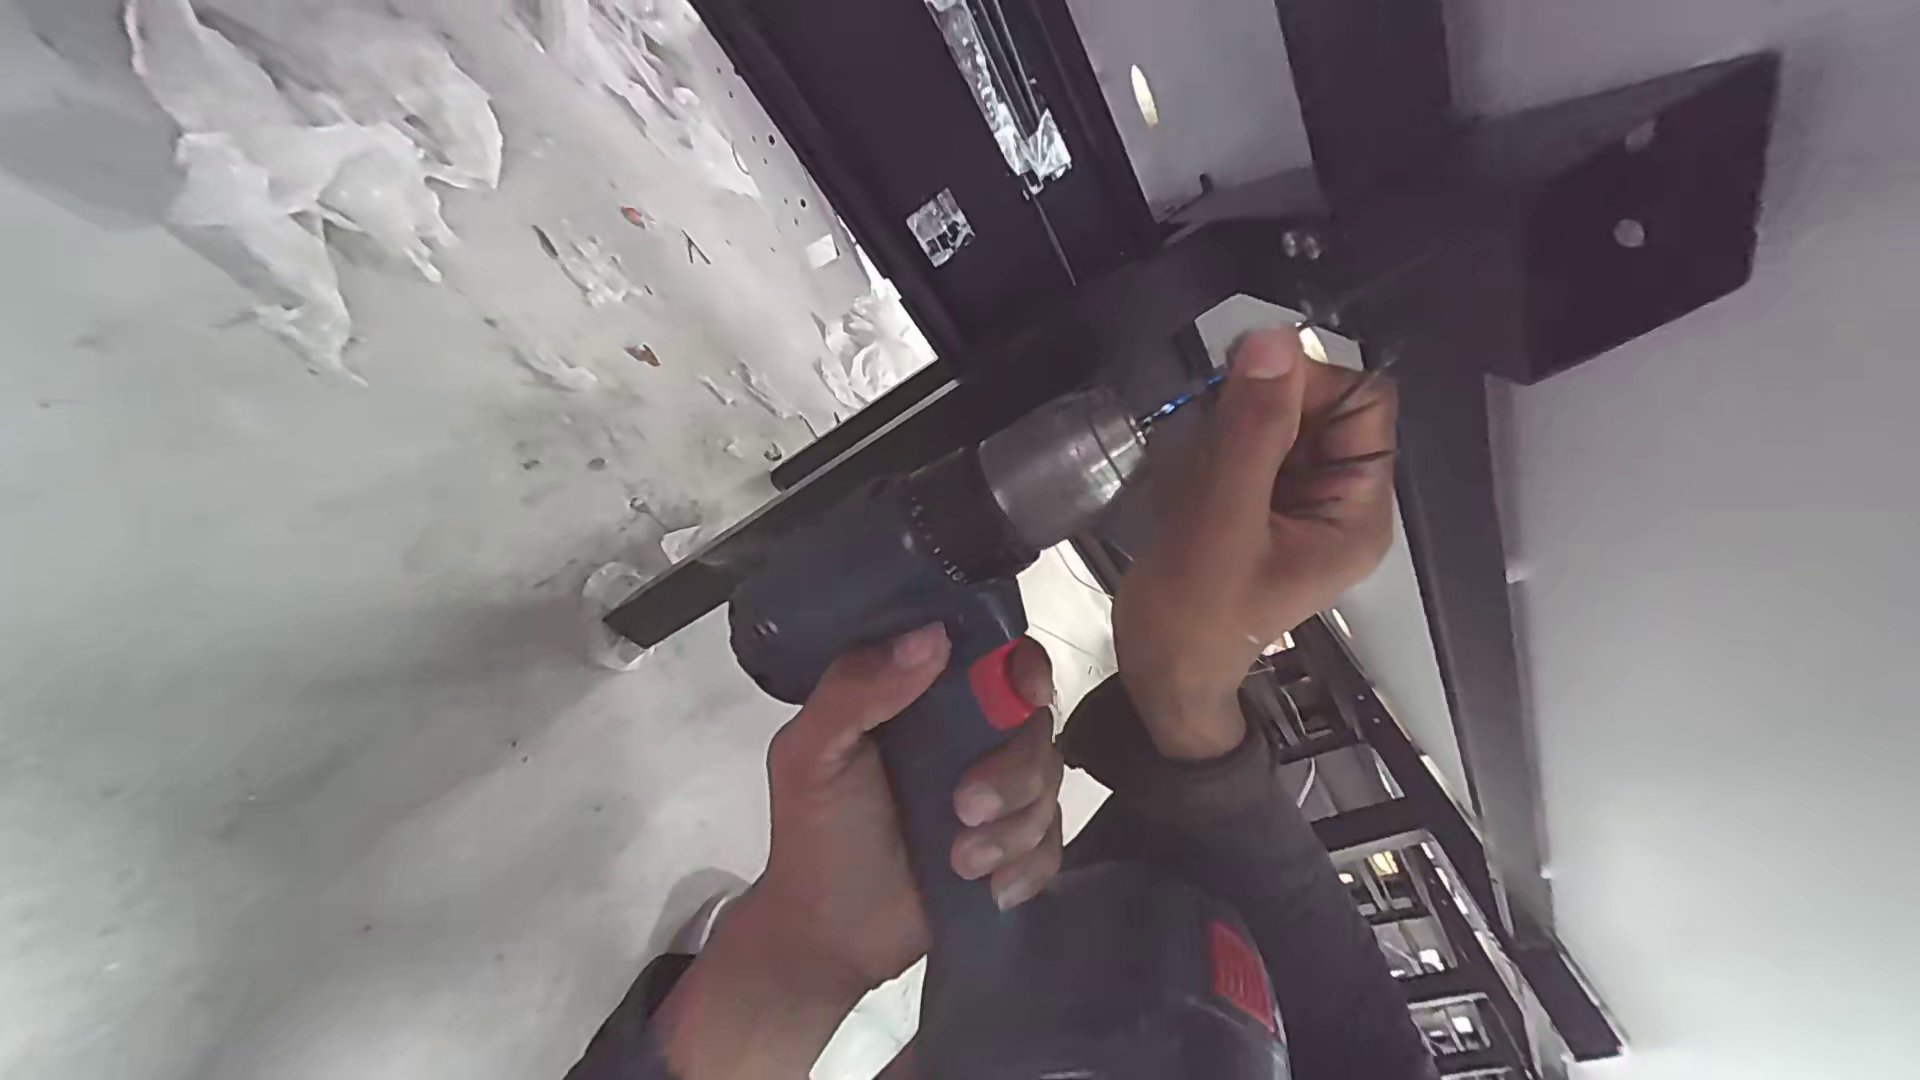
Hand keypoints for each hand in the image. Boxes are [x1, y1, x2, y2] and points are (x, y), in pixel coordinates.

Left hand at [657, 624, 1059, 1077]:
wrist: (829, 936)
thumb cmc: (816, 828)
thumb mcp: (813, 750)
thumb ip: (856, 687)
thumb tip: (932, 636)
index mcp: (928, 696)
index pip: (995, 657)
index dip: (1023, 665)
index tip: (1028, 691)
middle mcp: (971, 732)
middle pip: (1035, 722)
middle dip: (1014, 768)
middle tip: (964, 808)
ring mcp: (999, 787)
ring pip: (1048, 780)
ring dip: (1015, 825)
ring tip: (962, 860)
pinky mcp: (1015, 843)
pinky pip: (1054, 840)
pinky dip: (1030, 864)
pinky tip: (992, 887)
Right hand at [1113, 326, 1398, 758]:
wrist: (1158, 673)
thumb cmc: (1193, 617)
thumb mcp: (1221, 525)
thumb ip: (1249, 434)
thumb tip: (1272, 338)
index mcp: (1353, 512)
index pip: (1360, 406)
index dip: (1306, 384)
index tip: (1235, 392)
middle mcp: (1329, 501)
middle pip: (1311, 412)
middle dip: (1249, 419)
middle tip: (1201, 451)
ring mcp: (1285, 504)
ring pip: (1264, 428)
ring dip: (1216, 442)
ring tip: (1189, 491)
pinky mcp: (1246, 508)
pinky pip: (1233, 454)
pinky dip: (1201, 460)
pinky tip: (1181, 499)